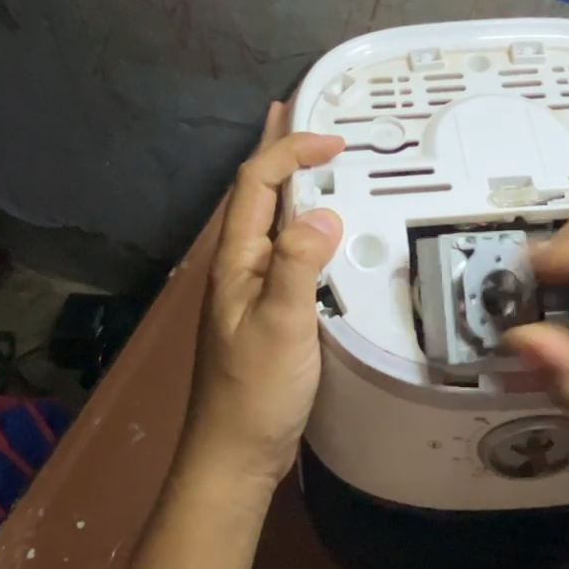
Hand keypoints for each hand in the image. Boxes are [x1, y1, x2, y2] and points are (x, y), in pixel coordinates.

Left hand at [180, 103, 344, 490]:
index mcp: (235, 259)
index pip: (257, 183)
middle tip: (297, 113)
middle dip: (275, 150)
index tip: (335, 142)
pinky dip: (299, 221)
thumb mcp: (280, 324)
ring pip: (267, 219)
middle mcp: (237, 264)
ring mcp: (248, 288)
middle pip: (255, 192)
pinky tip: (315, 229)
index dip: (290, 151)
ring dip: (286, 181)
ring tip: (307, 157)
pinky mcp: (265, 309)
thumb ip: (298, 264)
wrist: (233, 454)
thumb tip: (324, 211)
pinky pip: (282, 248)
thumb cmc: (255, 391)